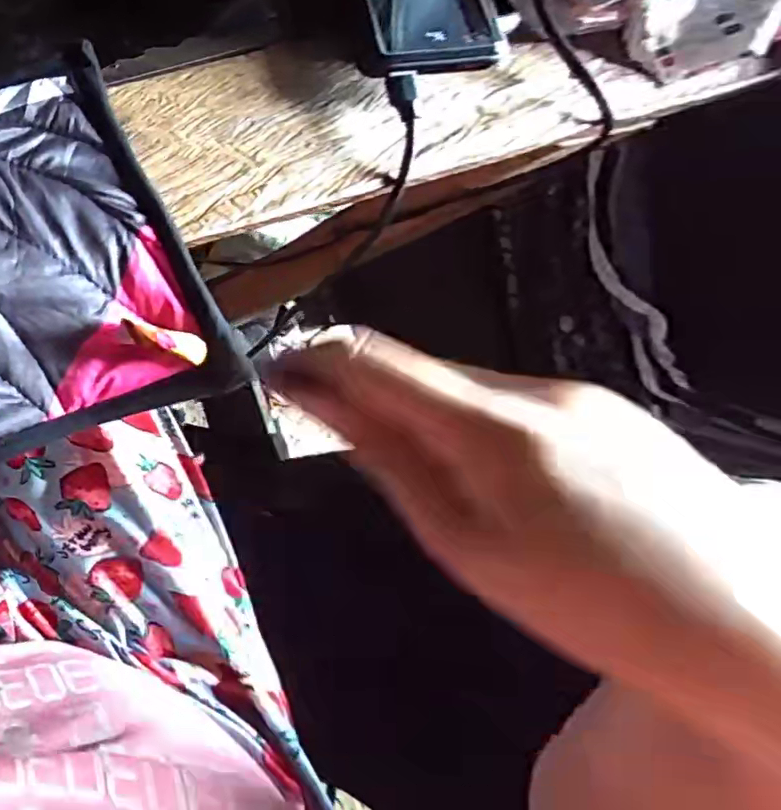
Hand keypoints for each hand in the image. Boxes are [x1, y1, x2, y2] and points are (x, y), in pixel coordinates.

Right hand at [267, 330, 778, 711]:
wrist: (773, 645)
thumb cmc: (589, 606)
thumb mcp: (459, 540)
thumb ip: (382, 456)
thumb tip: (311, 399)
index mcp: (494, 427)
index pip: (369, 357)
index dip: (309, 358)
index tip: (272, 376)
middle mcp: (538, 392)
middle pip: (410, 365)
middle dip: (357, 387)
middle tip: (330, 429)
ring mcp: (582, 397)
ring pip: (455, 380)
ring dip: (411, 404)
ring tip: (421, 466)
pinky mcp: (610, 410)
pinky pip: (503, 396)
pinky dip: (462, 416)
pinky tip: (487, 470)